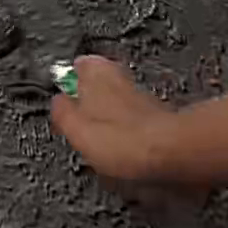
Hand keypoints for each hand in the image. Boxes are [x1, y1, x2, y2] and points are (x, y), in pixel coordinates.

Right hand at [50, 55, 180, 181]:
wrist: (171, 155)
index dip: (69, 91)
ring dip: (114, 125)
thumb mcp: (74, 128)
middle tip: (88, 135)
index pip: (74, 68)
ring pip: (117, 107)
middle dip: (93, 109)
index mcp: (93, 67)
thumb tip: (56, 104)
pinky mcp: (160, 116)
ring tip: (110, 154)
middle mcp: (118, 73)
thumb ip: (60, 111)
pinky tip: (130, 160)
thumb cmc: (122, 139)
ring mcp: (140, 94)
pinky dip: (132, 139)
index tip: (66, 111)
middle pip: (97, 88)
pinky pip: (136, 127)